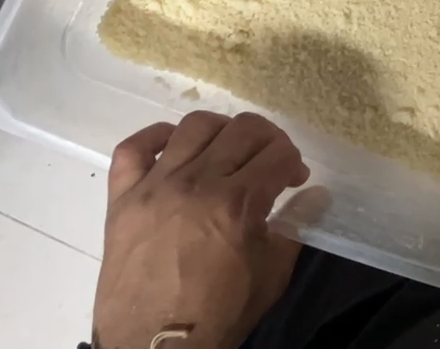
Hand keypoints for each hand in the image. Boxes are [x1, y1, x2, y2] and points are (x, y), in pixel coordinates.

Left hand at [92, 112, 309, 348]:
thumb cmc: (219, 312)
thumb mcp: (273, 271)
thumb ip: (297, 223)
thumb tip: (317, 193)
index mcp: (237, 202)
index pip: (280, 153)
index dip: (294, 163)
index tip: (294, 180)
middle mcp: (198, 182)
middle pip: (244, 129)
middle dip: (268, 140)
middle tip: (269, 163)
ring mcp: (155, 187)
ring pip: (195, 126)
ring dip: (222, 131)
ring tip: (227, 151)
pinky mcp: (122, 200)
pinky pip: (133, 147)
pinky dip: (155, 137)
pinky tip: (173, 147)